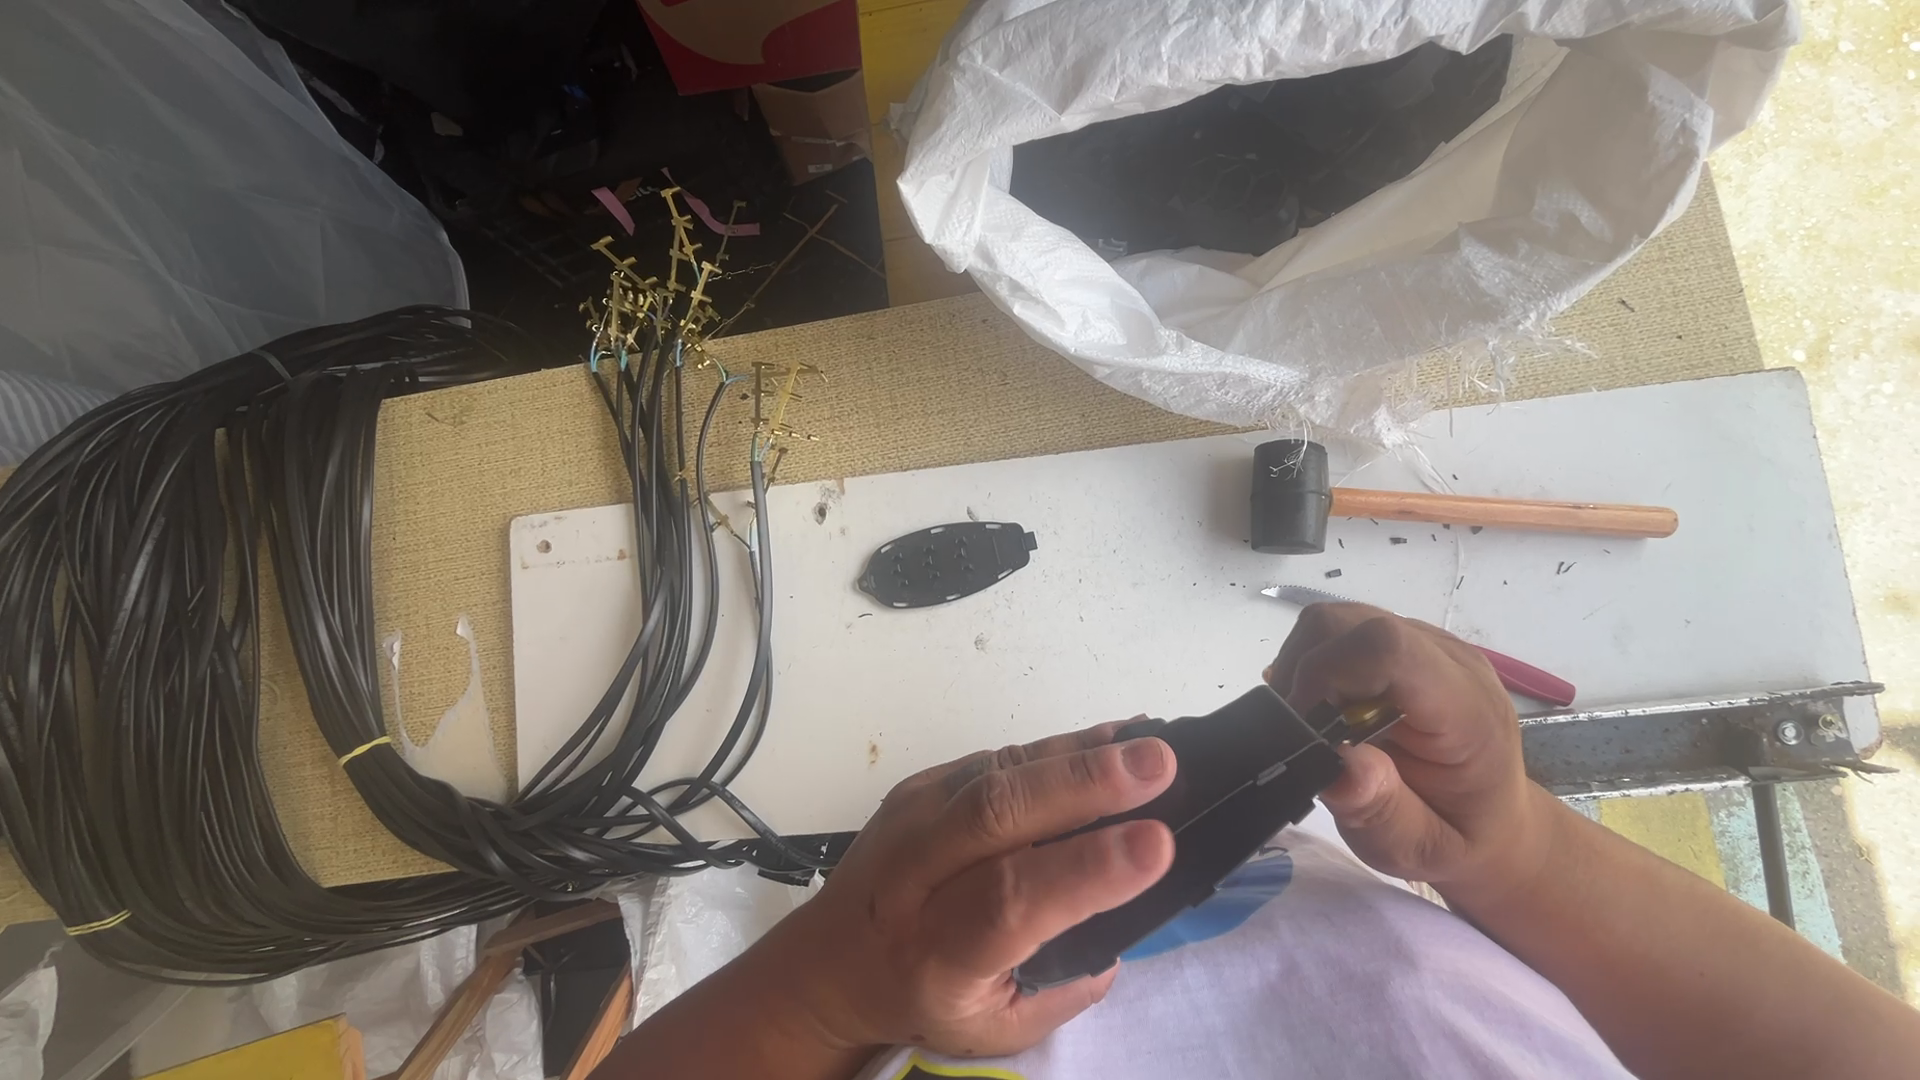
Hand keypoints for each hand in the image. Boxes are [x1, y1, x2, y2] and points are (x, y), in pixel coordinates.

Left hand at [749, 724, 1177, 1058]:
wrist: (828, 957)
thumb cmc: (919, 998)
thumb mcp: (994, 1026)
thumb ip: (1064, 985)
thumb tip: (1126, 916)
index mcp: (936, 949)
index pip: (1011, 898)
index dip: (1085, 868)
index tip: (1155, 842)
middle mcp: (916, 870)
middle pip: (997, 811)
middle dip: (1083, 783)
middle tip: (1158, 765)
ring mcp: (914, 814)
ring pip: (998, 771)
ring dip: (1076, 754)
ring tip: (1145, 742)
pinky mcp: (920, 782)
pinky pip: (995, 758)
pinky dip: (1056, 747)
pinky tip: (1106, 739)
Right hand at [1265, 603, 1556, 904]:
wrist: (1495, 820)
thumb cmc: (1460, 837)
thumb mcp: (1425, 852)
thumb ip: (1385, 816)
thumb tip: (1343, 767)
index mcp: (1465, 711)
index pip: (1386, 649)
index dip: (1325, 674)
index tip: (1305, 728)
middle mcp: (1447, 661)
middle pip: (1345, 625)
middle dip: (1303, 673)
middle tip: (1304, 731)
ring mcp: (1424, 644)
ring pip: (1332, 622)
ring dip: (1303, 668)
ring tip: (1314, 721)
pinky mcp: (1402, 641)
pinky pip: (1337, 631)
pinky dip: (1312, 664)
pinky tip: (1327, 707)